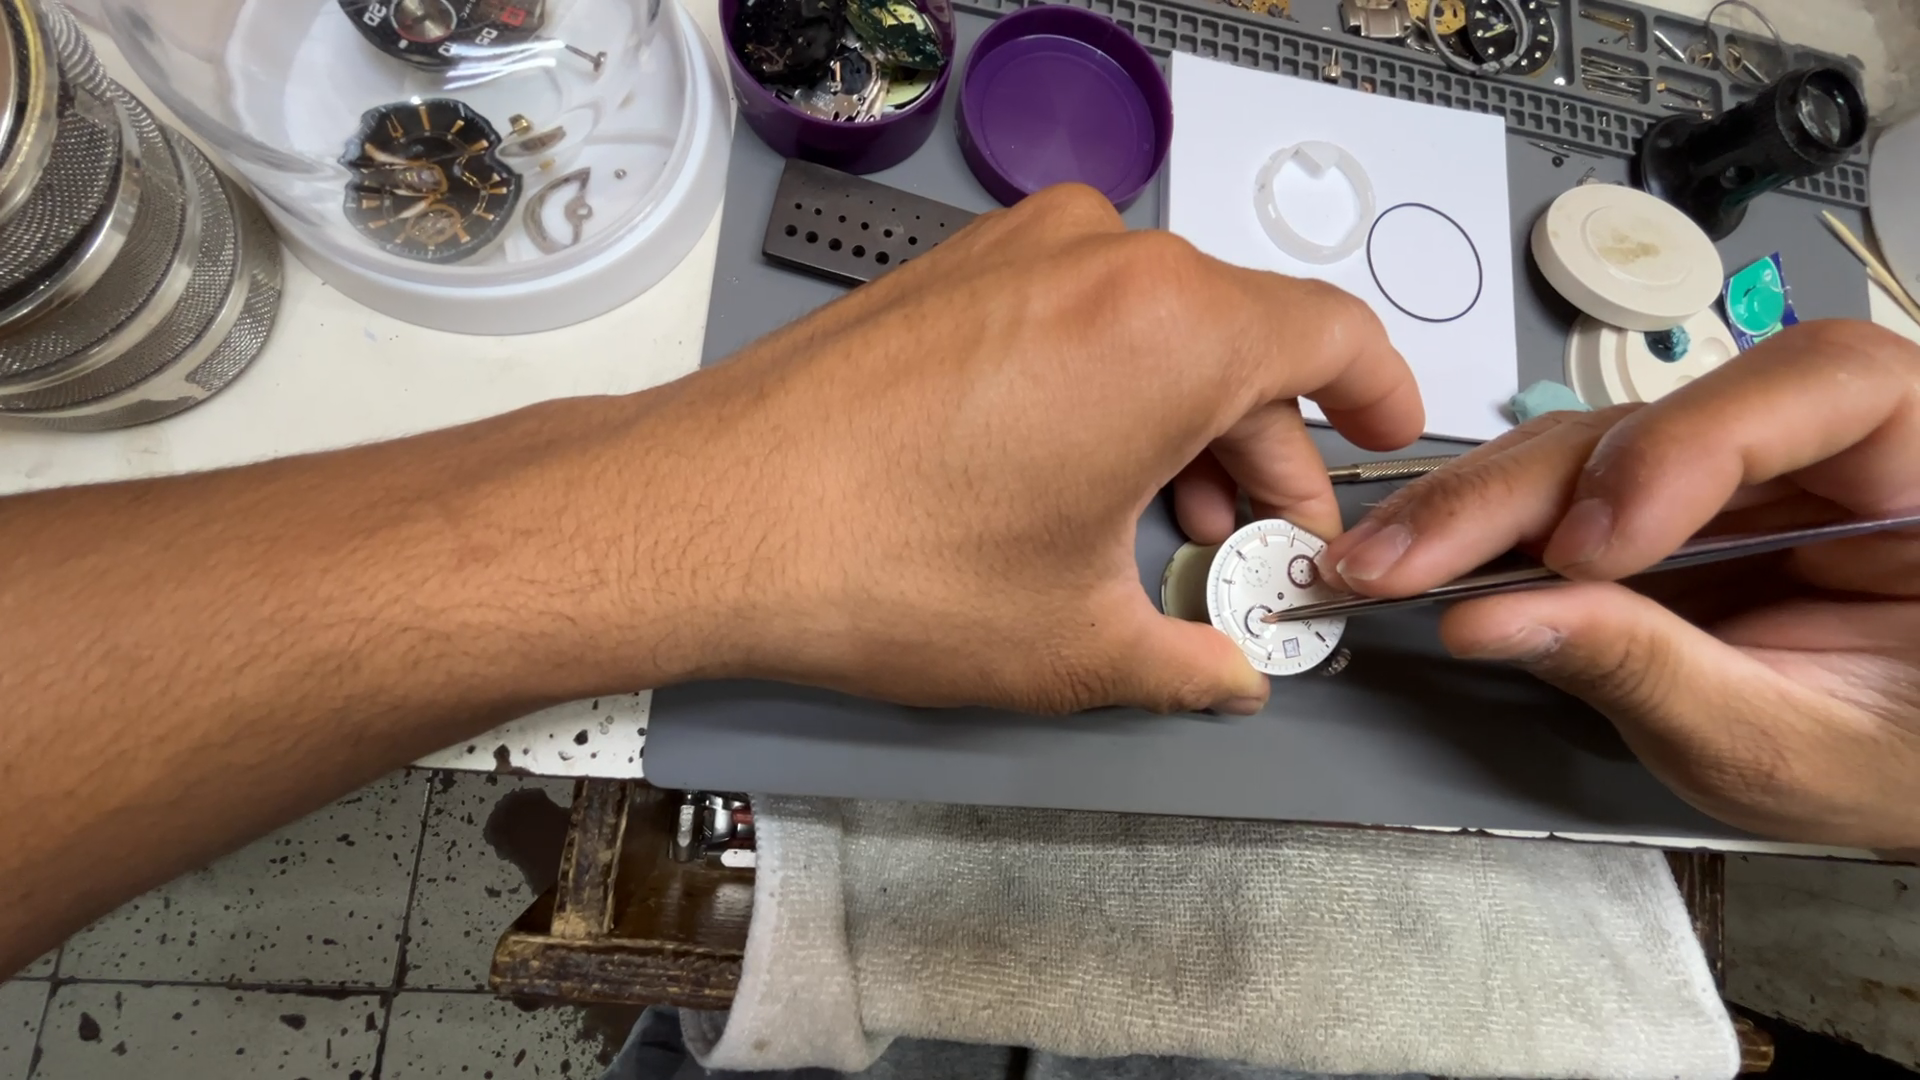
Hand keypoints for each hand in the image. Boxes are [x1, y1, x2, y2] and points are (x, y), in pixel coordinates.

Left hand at [657, 184, 1421, 714]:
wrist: (711, 515)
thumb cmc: (893, 568)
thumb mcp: (1074, 643)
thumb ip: (1186, 661)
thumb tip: (1229, 675)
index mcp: (1167, 327)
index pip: (1329, 336)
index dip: (1373, 396)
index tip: (1379, 440)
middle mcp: (1099, 258)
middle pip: (1236, 346)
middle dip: (1255, 451)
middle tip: (1245, 541)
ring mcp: (1016, 252)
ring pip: (1150, 333)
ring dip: (1176, 426)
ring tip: (1154, 523)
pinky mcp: (954, 273)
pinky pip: (1074, 320)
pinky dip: (1103, 390)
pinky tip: (1074, 473)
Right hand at [1316, 320, 1919, 847]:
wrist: (1889, 770)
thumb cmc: (1894, 766)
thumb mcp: (1782, 745)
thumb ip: (1644, 671)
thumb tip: (1479, 623)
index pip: (1816, 389)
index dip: (1679, 451)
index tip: (1585, 555)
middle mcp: (1813, 453)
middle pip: (1633, 423)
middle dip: (1499, 500)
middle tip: (1393, 564)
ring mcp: (1708, 474)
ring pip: (1562, 448)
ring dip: (1455, 511)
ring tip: (1374, 566)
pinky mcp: (1632, 502)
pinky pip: (1534, 488)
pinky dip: (1459, 527)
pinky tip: (1402, 555)